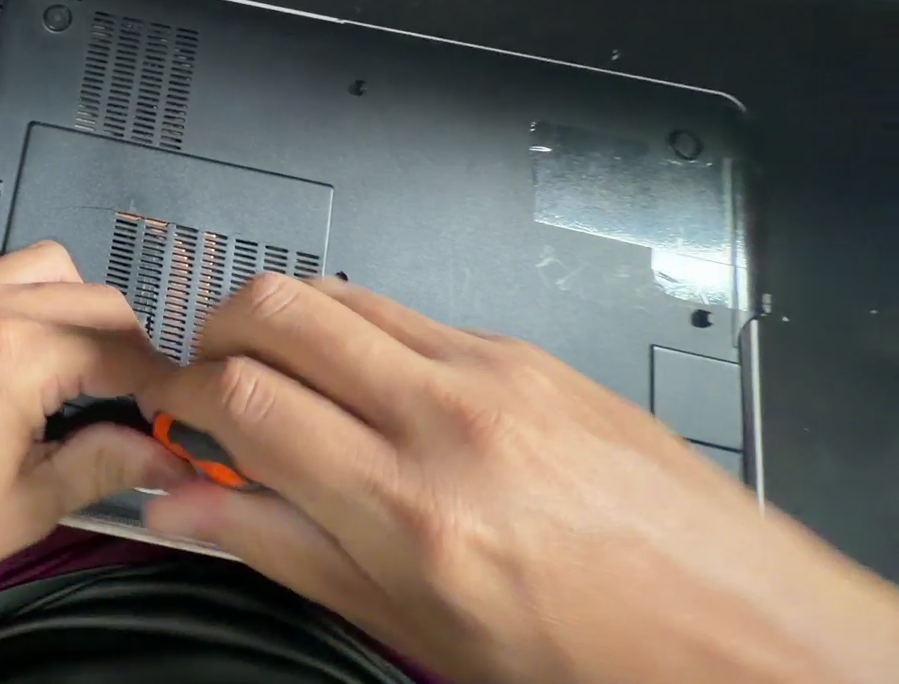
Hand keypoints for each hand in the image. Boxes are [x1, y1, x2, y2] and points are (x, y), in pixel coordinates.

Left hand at [0, 226, 186, 681]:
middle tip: (130, 400)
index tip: (169, 415)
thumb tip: (170, 457)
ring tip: (71, 358)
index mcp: (16, 354)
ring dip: (71, 301)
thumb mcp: (29, 505)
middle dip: (125, 345)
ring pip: (42, 261)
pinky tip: (4, 314)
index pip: (120, 350)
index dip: (156, 385)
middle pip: (93, 298)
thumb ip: (107, 464)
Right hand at [138, 274, 898, 683]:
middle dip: (212, 331)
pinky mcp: (521, 347)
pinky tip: (359, 379)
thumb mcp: (407, 622)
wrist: (769, 647)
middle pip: (273, 310)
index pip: (244, 401)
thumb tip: (175, 504)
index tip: (168, 407)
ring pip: (328, 291)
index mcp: (410, 511)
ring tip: (276, 370)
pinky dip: (342, 329)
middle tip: (210, 376)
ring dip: (272, 320)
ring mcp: (489, 367)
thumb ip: (275, 544)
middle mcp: (443, 418)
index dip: (181, 394)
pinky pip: (394, 308)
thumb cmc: (581, 663)